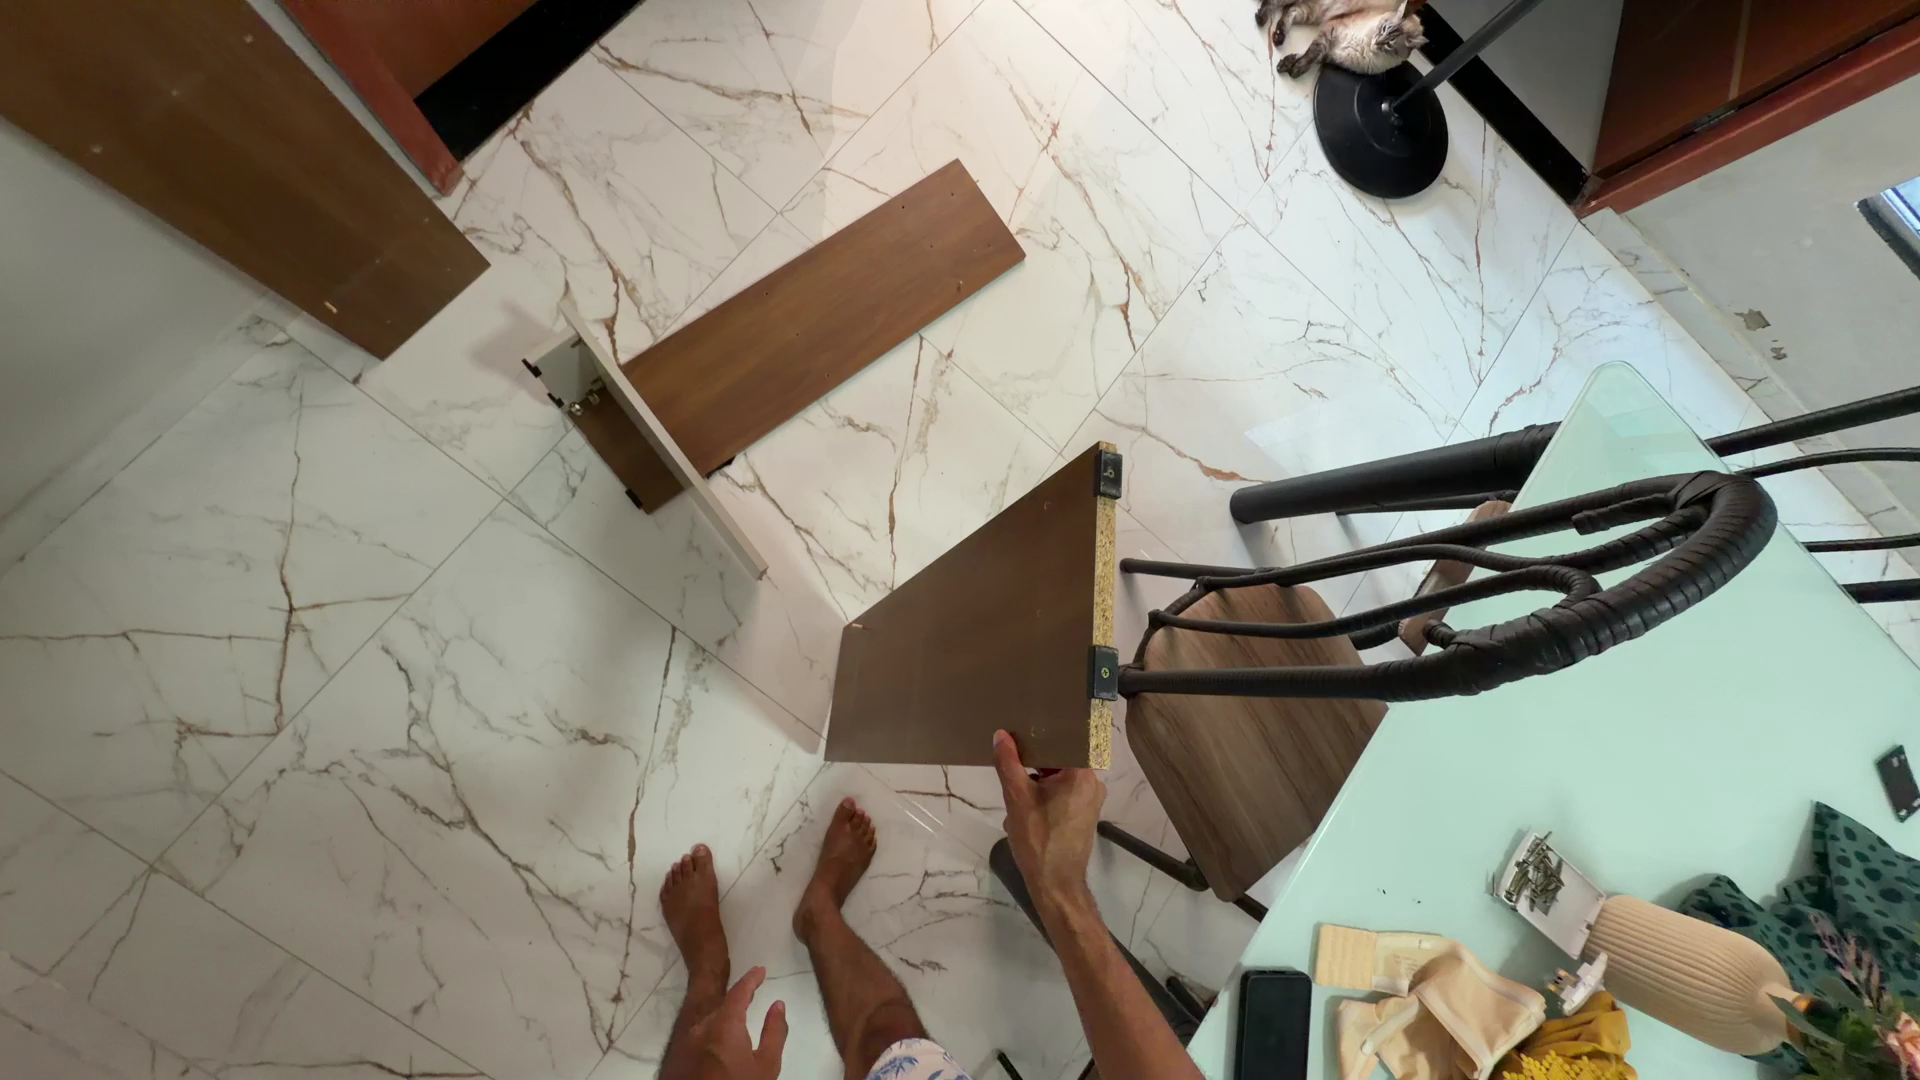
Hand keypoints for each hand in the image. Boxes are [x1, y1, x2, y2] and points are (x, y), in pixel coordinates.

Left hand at [686, 967, 786, 1078]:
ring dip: (723, 1022)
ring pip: (708, 1024)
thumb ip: (775, 1031)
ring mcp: (685, 1046)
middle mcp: (701, 1028)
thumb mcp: (767, 1066)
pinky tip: (718, 1051)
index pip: (739, 991)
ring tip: (737, 1028)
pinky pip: (697, 1040)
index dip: (751, 978)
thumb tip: (778, 1005)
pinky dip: (710, 1038)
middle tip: (752, 998)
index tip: (760, 970)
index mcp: (724, 1023)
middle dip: (738, 1002)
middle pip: (722, 1007)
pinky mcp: (676, 1062)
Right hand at [991, 729, 1105, 917]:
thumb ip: (1008, 762)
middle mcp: (1092, 783)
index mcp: (1082, 773)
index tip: (1022, 726)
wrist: (1055, 885)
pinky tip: (1024, 801)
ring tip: (1015, 780)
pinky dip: (1045, 793)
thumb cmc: (1038, 839)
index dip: (1042, 732)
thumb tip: (1001, 734)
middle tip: (1011, 752)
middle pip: (1061, 758)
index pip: (1064, 739)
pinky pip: (1064, 792)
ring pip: (1060, 777)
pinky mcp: (1084, 815)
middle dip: (1035, 759)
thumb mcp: (1017, 797)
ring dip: (1038, 779)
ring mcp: (1090, 800)